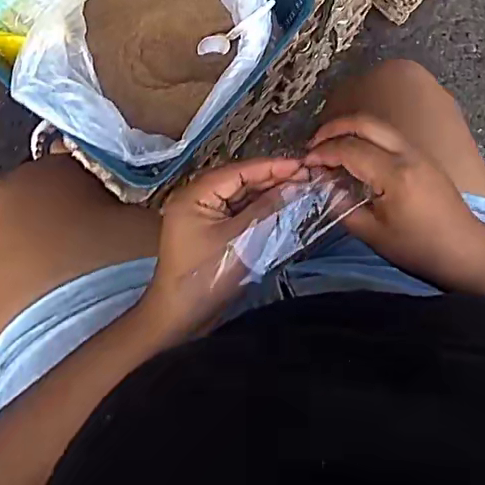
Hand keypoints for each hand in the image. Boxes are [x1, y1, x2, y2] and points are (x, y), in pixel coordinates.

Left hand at [140, 155, 305, 336]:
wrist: (178, 319)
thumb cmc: (205, 277)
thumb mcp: (239, 240)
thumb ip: (266, 209)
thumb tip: (294, 186)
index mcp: (195, 194)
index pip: (238, 171)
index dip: (271, 167)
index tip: (301, 165)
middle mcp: (196, 197)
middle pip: (240, 179)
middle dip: (272, 177)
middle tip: (306, 175)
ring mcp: (203, 212)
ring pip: (241, 194)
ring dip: (268, 191)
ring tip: (299, 186)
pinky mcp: (210, 227)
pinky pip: (238, 209)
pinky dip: (259, 206)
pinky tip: (281, 203)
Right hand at [304, 114, 484, 292]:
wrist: (465, 249)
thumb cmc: (419, 248)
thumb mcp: (374, 235)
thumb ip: (343, 206)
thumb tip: (323, 184)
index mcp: (394, 174)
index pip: (350, 149)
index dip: (323, 152)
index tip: (305, 163)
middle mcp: (407, 153)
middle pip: (365, 122)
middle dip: (334, 127)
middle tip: (313, 144)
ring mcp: (417, 150)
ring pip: (378, 124)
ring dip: (350, 128)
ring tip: (329, 145)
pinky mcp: (422, 155)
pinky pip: (388, 134)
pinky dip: (366, 135)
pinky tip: (354, 152)